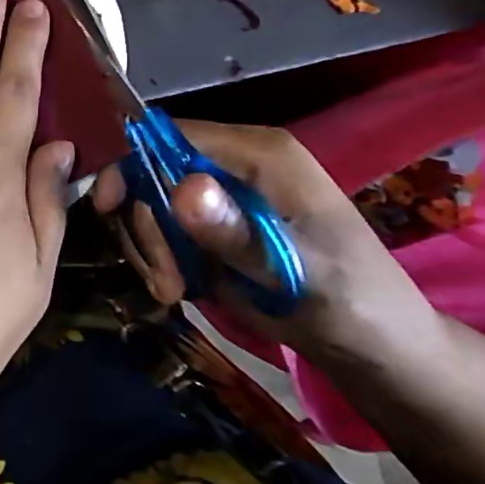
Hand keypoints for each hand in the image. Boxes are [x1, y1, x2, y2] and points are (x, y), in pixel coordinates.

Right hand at [92, 121, 438, 366]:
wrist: (375, 348)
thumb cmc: (352, 303)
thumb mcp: (296, 272)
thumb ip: (237, 233)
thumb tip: (182, 189)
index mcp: (259, 153)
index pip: (171, 135)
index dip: (133, 164)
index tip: (109, 210)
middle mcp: (234, 164)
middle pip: (152, 171)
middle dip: (146, 225)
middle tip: (164, 279)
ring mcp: (221, 197)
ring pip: (150, 204)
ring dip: (150, 248)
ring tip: (175, 290)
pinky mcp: (212, 228)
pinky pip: (161, 231)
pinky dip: (158, 260)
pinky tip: (178, 289)